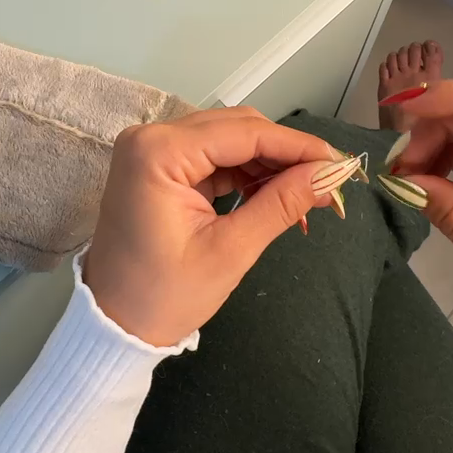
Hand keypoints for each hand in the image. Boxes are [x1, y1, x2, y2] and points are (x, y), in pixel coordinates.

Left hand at [84, 108, 339, 346]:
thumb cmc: (163, 296)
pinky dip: (246, 171)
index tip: (340, 162)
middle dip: (285, 153)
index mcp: (158, 152)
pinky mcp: (158, 165)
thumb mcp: (229, 252)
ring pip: (228, 138)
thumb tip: (330, 174)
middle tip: (328, 182)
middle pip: (236, 128)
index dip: (297, 145)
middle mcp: (151, 137)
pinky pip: (212, 155)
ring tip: (307, 192)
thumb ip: (280, 204)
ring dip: (268, 162)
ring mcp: (151, 149)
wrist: (112, 325)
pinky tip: (275, 191)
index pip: (243, 133)